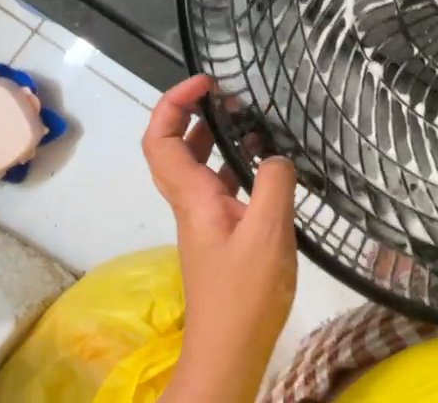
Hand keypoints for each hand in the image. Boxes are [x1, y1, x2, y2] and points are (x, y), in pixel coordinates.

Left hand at [143, 74, 296, 401]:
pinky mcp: (223, 235)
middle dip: (195, 113)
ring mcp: (206, 220)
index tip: (207, 83)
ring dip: (218, 137)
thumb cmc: (244, 294)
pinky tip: (269, 164)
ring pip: (200, 166)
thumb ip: (274, 183)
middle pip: (175, 148)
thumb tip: (277, 155)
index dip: (172, 104)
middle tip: (232, 95)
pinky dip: (240, 165)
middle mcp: (191, 203)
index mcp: (192, 197)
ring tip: (253, 119)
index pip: (160, 141)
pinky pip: (223, 186)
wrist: (229, 354)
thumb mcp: (268, 233)